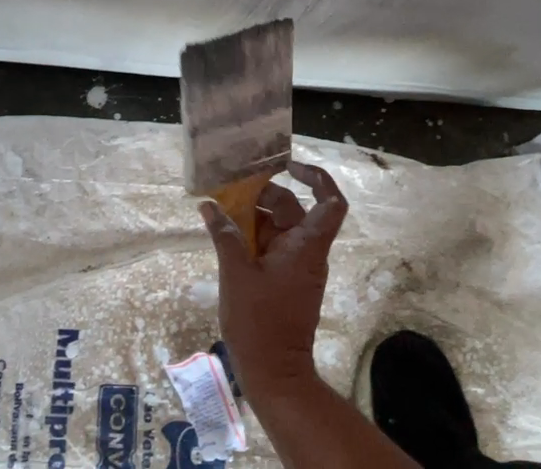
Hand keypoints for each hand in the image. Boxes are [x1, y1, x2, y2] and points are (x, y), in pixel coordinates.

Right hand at [199, 159, 348, 399]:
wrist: (273, 373)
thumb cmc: (259, 322)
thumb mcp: (236, 273)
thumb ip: (224, 235)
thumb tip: (209, 205)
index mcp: (306, 247)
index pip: (331, 203)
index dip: (317, 177)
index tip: (289, 166)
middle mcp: (307, 252)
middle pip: (293, 209)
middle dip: (264, 196)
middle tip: (231, 190)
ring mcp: (297, 267)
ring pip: (279, 227)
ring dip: (253, 216)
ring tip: (221, 210)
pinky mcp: (285, 280)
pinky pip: (271, 246)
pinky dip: (252, 236)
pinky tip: (225, 234)